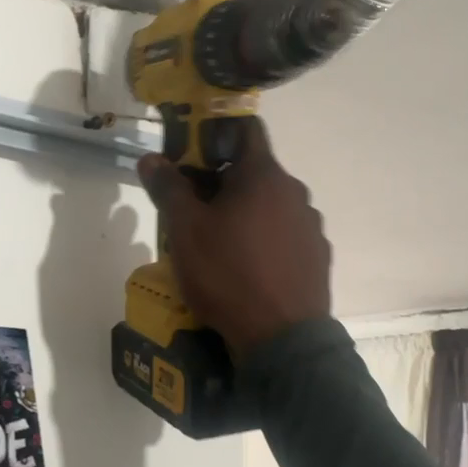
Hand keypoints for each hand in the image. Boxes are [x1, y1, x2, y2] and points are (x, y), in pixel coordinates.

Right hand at [137, 117, 331, 357]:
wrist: (280, 336)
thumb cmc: (226, 274)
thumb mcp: (184, 231)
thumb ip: (168, 189)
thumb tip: (151, 158)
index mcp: (262, 175)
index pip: (245, 130)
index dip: (214, 135)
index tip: (189, 156)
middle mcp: (294, 191)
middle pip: (254, 172)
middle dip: (221, 184)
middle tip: (190, 211)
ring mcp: (310, 225)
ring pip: (269, 206)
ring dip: (243, 215)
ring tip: (216, 248)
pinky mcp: (316, 256)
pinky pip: (283, 236)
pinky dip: (262, 242)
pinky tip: (244, 270)